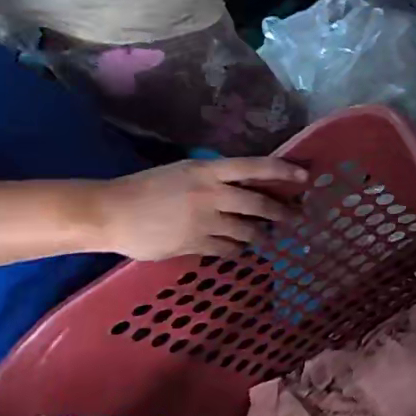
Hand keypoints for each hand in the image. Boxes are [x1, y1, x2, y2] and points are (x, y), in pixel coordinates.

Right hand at [89, 156, 306, 259]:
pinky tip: (238, 248)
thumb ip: (214, 178)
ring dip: (262, 235)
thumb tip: (247, 185)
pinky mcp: (197, 244)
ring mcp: (205, 221)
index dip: (284, 170)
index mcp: (207, 171)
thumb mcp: (184, 173)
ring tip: (268, 237)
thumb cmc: (146, 188)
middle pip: (260, 203)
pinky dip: (238, 249)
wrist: (109, 213)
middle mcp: (212, 194)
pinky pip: (230, 249)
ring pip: (249, 230)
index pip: (255, 166)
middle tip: (295, 217)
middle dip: (283, 212)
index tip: (306, 176)